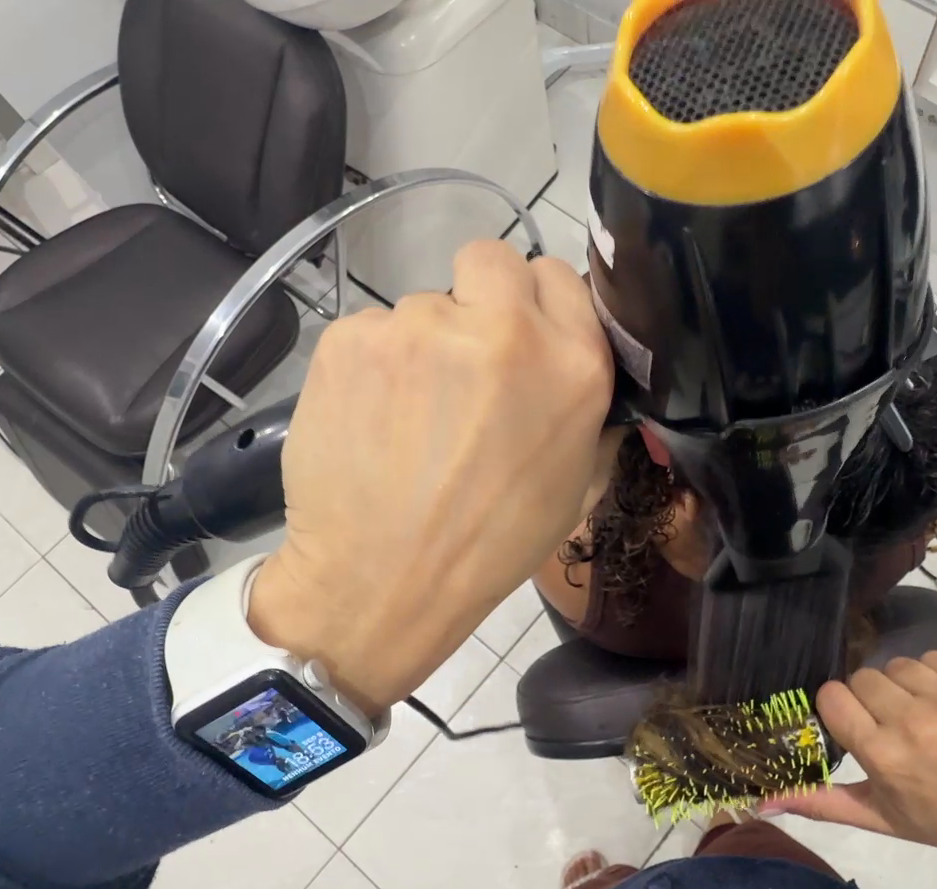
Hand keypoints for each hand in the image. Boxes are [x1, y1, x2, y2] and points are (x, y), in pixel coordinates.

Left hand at [247, 241, 621, 713]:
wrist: (383, 581)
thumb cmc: (493, 544)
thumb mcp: (576, 483)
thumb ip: (584, 405)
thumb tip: (573, 365)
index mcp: (573, 365)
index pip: (557, 274)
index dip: (537, 303)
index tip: (520, 338)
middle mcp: (505, 329)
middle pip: (491, 259)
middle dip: (482, 298)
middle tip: (465, 363)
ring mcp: (421, 326)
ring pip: (425, 304)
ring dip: (424, 344)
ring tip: (410, 416)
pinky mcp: (352, 337)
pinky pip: (372, 331)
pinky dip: (373, 365)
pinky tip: (371, 420)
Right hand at [766, 651, 936, 873]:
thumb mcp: (881, 818)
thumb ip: (821, 803)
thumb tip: (762, 800)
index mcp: (882, 755)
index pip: (833, 696)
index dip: (840, 707)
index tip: (857, 723)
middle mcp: (912, 721)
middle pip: (864, 677)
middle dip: (874, 698)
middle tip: (897, 725)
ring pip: (900, 665)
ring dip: (907, 686)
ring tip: (929, 716)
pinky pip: (936, 658)